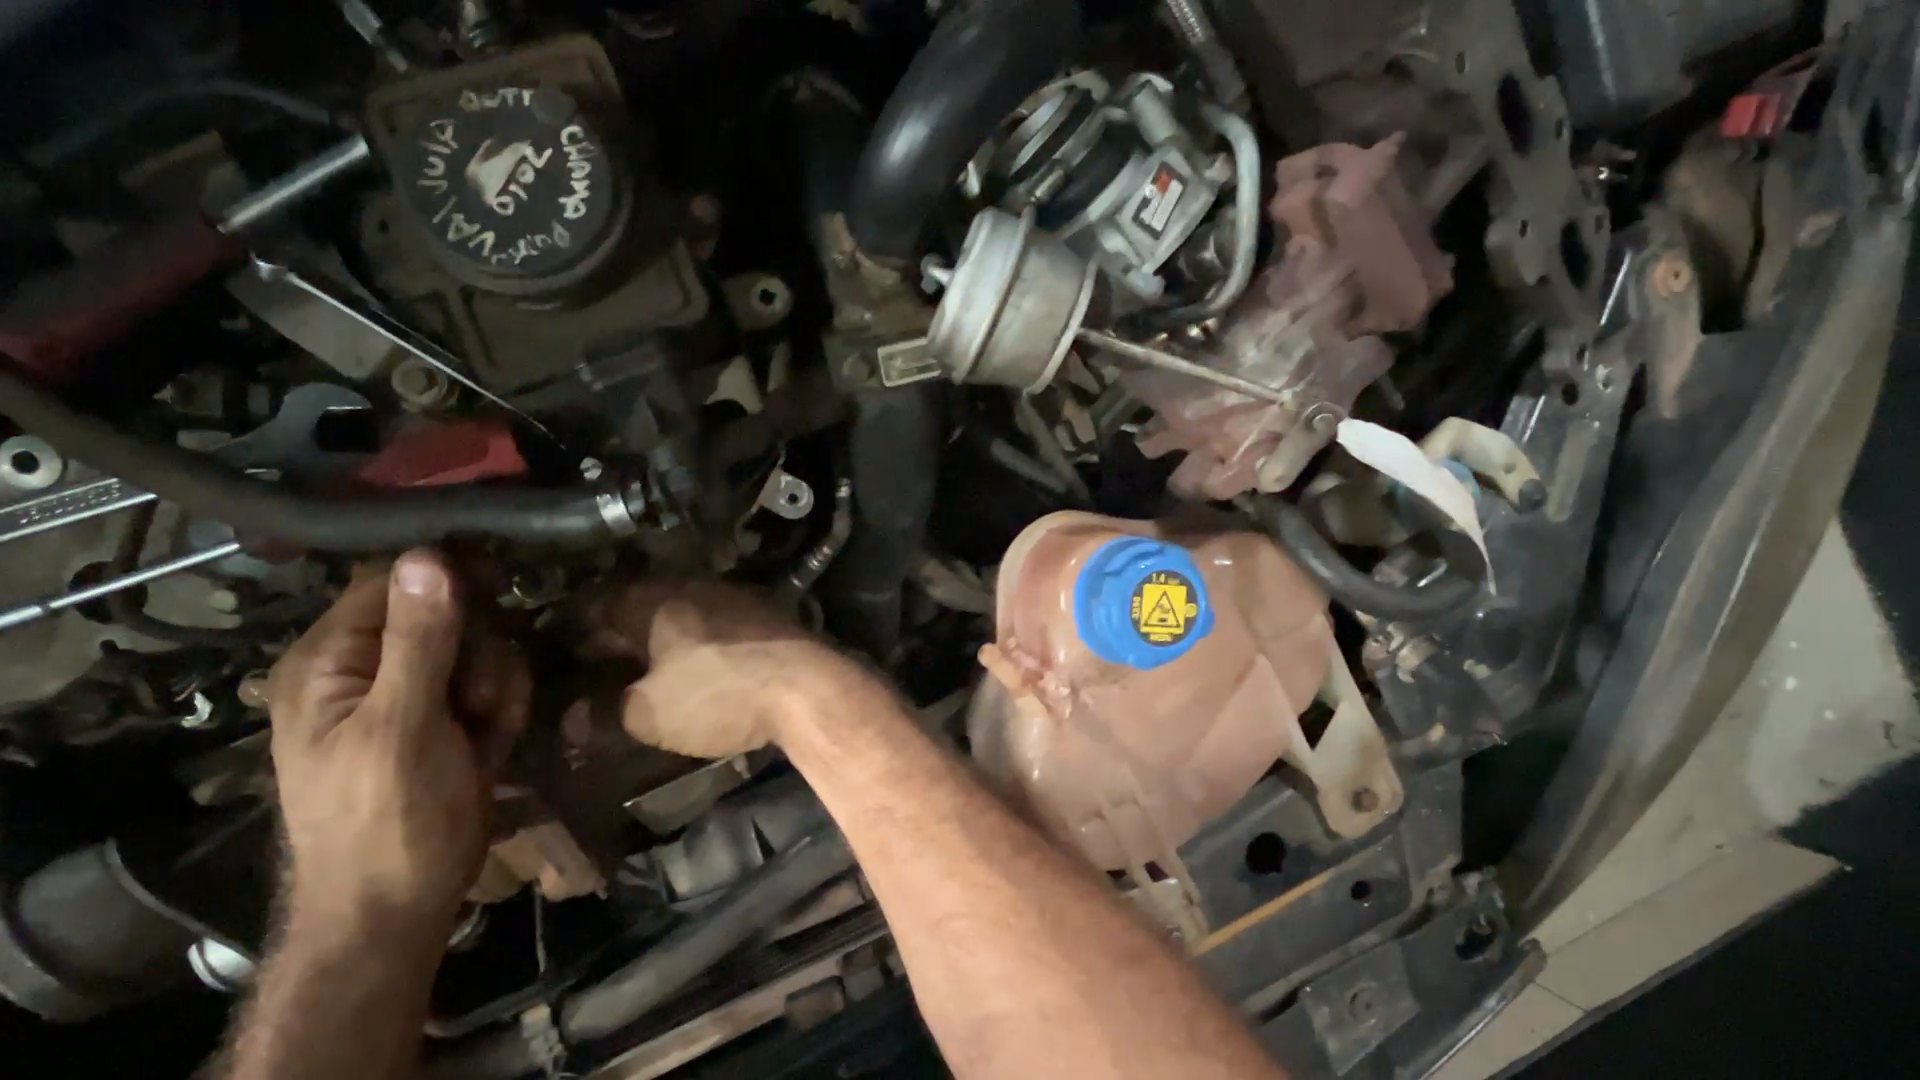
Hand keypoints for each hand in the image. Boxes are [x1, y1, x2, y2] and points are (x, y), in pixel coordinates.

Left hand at [267, 550, 528, 932]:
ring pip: (482, 650)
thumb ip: (418, 641)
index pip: (395, 580)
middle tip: (475, 700)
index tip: (500, 592)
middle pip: (451, 613)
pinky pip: (492, 687)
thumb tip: (427, 556)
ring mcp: (412, 696)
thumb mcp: (401, 727)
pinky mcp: (446, 721)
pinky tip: (489, 748)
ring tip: (482, 734)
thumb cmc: (386, 821)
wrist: (398, 911)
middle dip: (480, 651)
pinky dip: (501, 712)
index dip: (450, 581)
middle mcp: (369, 667)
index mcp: (333, 659)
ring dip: (497, 687)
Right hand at [575, 580, 871, 757]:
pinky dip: (691, 641)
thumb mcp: (649, 714)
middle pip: (638, 606)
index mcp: (651, 600)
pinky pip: (709, 623)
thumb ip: (606, 714)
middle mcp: (688, 587)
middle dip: (614, 633)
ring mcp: (730, 596)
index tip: (558, 650)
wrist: (807, 687)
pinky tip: (689, 664)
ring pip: (677, 612)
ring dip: (655, 636)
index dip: (573, 629)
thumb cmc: (717, 694)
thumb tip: (571, 720)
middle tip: (593, 662)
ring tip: (638, 666)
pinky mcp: (761, 615)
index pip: (596, 605)